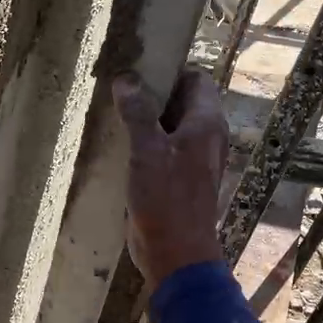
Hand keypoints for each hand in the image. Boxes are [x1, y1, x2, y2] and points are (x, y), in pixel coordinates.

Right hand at [113, 68, 228, 285]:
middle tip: (118, 93)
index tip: (136, 71)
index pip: (195, 80)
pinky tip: (121, 152)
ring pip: (171, 129)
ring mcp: (194, 161)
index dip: (169, 72)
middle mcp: (206, 137)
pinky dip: (146, 147)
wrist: (175, 251)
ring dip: (146, 123)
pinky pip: (164, 152)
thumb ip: (137, 113)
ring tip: (115, 119)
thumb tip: (126, 79)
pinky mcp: (179, 181)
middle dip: (152, 97)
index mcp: (207, 123)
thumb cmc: (166, 198)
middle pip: (182, 104)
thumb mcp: (147, 151)